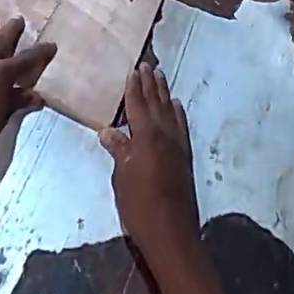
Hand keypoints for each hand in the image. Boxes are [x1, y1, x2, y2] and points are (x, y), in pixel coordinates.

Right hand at [100, 64, 199, 262]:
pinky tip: (175, 104)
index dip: (134, 87)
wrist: (171, 229)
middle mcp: (164, 131)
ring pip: (169, 108)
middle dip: (150, 82)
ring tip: (159, 74)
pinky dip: (177, 110)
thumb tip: (108, 130)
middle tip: (146, 64)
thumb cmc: (139, 205)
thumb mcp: (121, 177)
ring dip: (164, 91)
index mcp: (145, 134)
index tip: (132, 69)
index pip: (138, 103)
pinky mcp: (185, 152)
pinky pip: (181, 123)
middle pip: (156, 100)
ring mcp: (177, 141)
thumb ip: (118, 150)